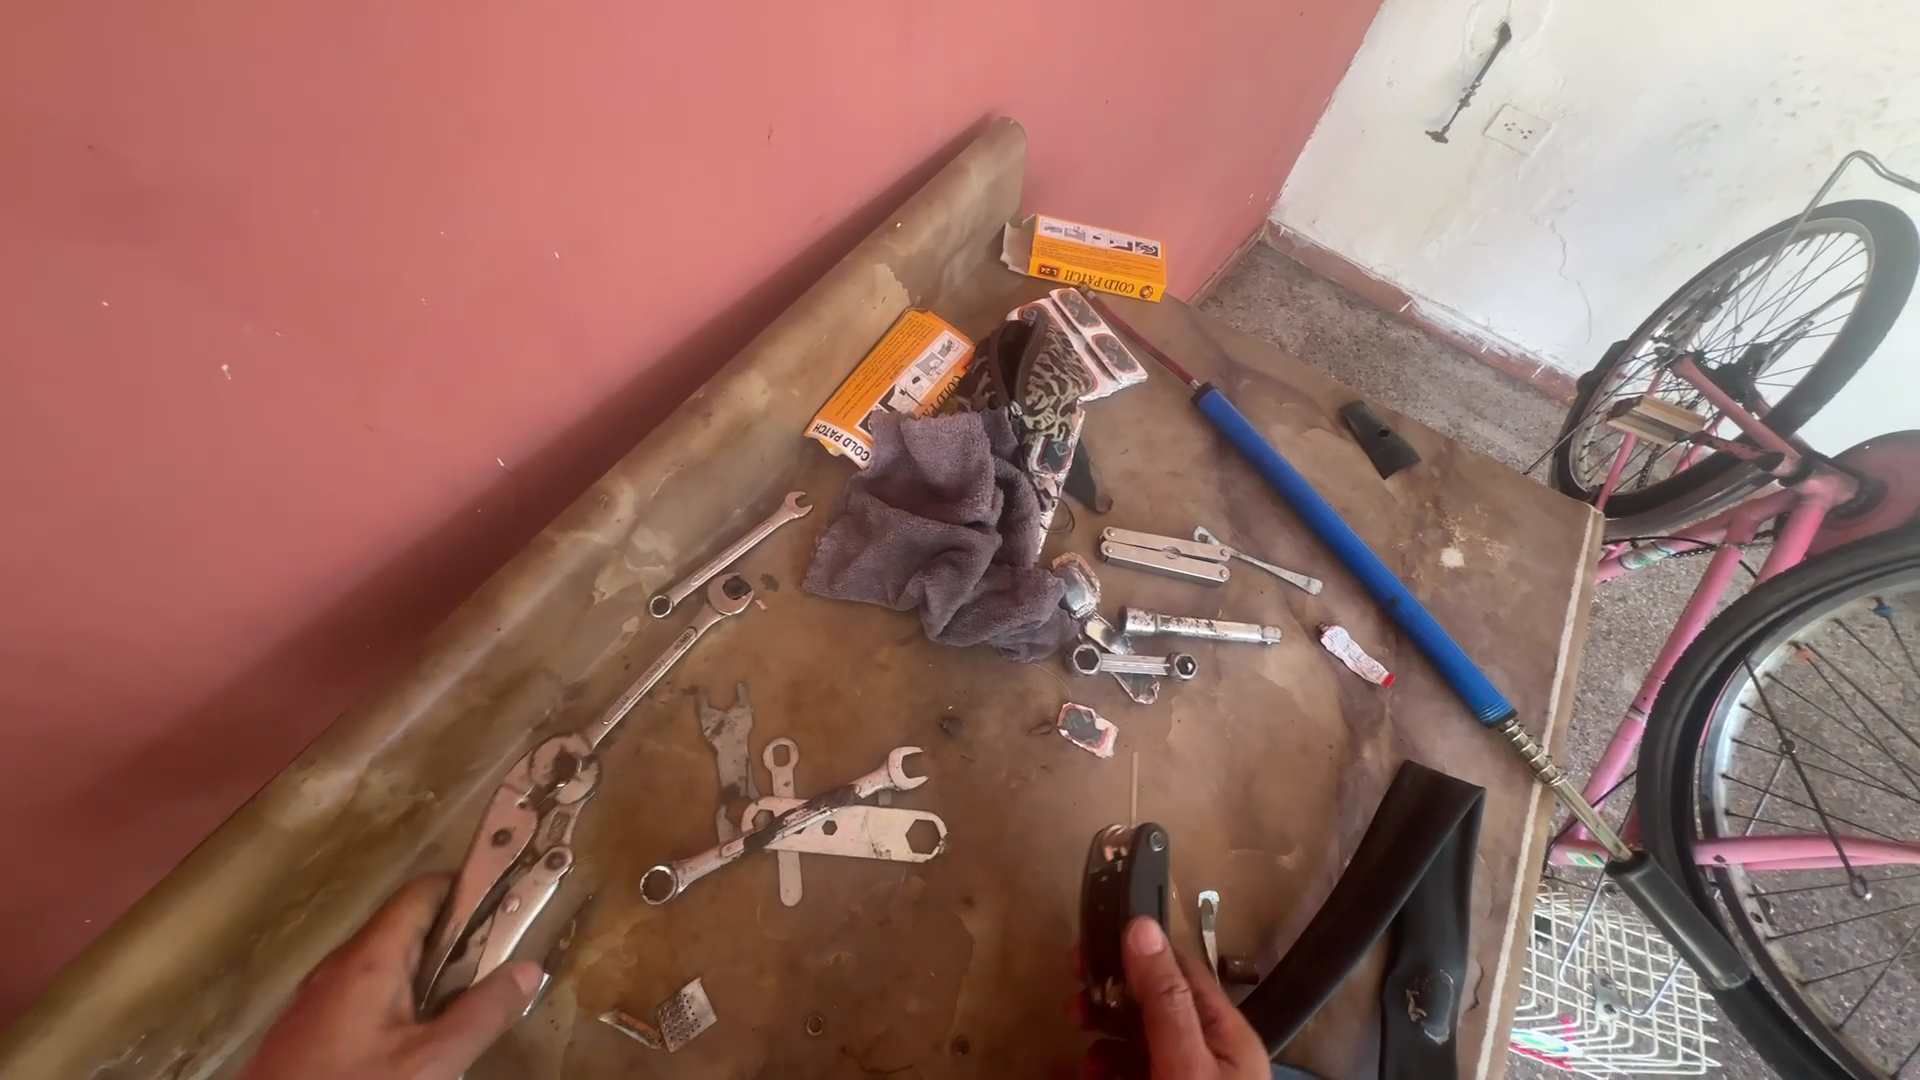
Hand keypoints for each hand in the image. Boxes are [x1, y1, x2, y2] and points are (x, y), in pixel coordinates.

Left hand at [241, 874, 542, 1079]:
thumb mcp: (430, 1064)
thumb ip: (484, 1013)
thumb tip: (529, 969)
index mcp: (369, 959)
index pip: (426, 889)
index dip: (471, 887)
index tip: (510, 906)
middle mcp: (338, 969)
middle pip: (412, 928)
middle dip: (459, 942)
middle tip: (494, 969)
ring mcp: (316, 1004)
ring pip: (391, 966)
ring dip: (434, 977)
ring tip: (461, 1012)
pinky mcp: (303, 1038)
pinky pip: (367, 999)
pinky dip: (402, 1005)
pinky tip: (414, 1046)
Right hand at [1087, 917, 1269, 1078]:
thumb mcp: (1186, 1065)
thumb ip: (1165, 1000)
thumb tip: (1142, 925)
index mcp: (1227, 1034)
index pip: (1179, 967)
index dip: (1134, 950)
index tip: (1090, 949)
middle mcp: (1212, 1053)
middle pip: (1154, 1004)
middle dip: (1110, 999)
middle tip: (1076, 1005)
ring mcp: (1191, 1077)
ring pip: (1139, 1040)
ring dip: (1104, 1038)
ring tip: (1083, 1057)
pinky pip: (1134, 1069)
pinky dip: (1108, 1067)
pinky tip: (1089, 1072)